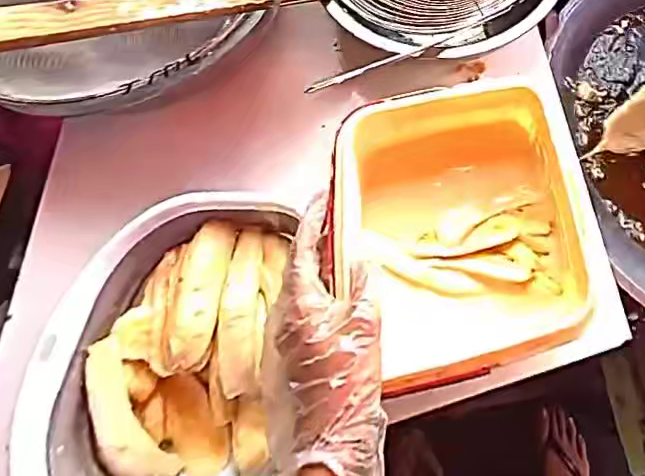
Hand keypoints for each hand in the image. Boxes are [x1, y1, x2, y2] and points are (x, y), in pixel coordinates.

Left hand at [269, 193, 386, 475]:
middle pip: (296, 268)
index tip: (322, 197)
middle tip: (336, 223)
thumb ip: (361, 285)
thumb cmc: (345, 390)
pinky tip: (334, 302)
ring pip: (297, 291)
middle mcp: (280, 319)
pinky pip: (298, 314)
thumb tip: (360, 259)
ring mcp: (278, 342)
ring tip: (339, 258)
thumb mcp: (366, 326)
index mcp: (299, 304)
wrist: (328, 447)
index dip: (313, 218)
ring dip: (317, 270)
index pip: (302, 247)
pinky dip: (315, 297)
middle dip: (316, 242)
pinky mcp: (282, 361)